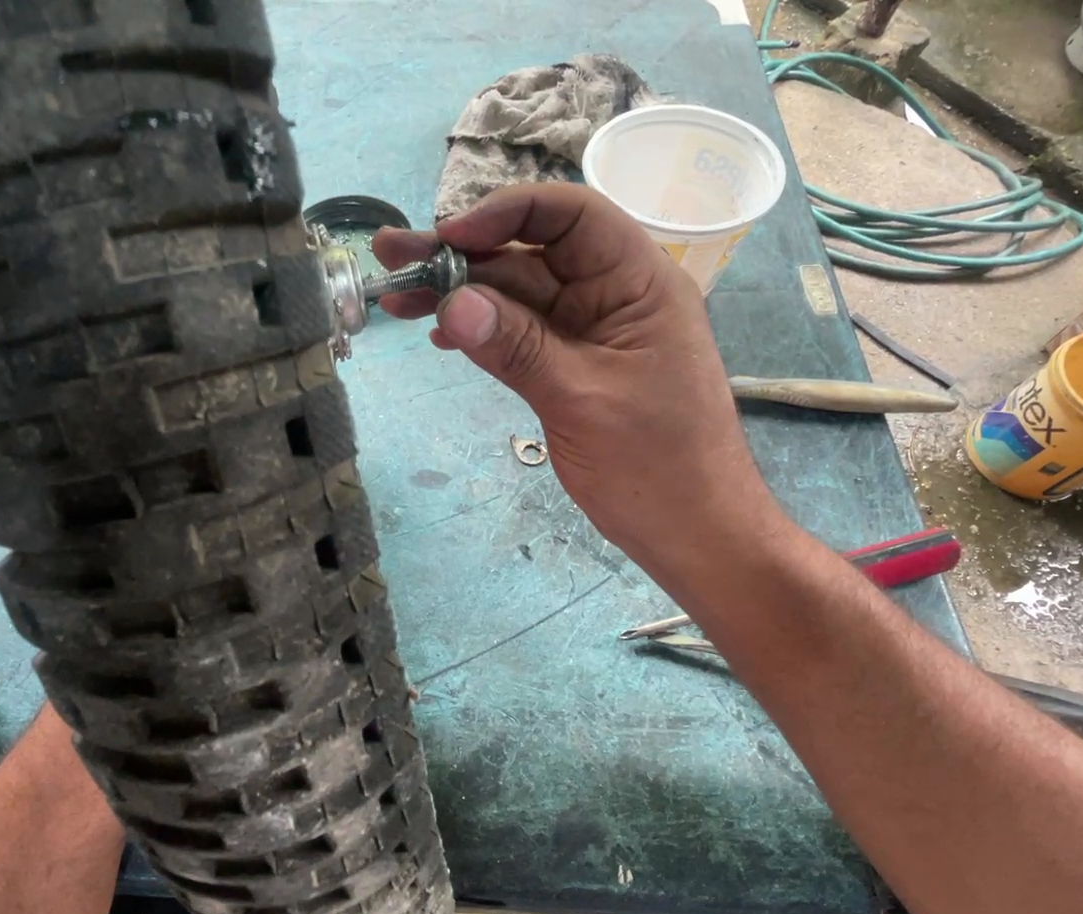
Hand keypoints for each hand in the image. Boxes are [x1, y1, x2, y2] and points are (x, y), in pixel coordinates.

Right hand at [373, 183, 787, 584]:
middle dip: (461, 255)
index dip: (506, 213)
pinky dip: (480, 333)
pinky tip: (439, 336)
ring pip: (515, 298)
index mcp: (636, 282)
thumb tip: (451, 302)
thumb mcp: (582, 398)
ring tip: (396, 300)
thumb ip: (517, 347)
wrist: (691, 531)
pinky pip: (518, 337)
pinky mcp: (568, 370)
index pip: (571, 217)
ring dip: (459, 296)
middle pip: (529, 256)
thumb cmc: (656, 464)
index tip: (446, 237)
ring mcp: (586, 335)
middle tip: (391, 254)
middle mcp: (610, 296)